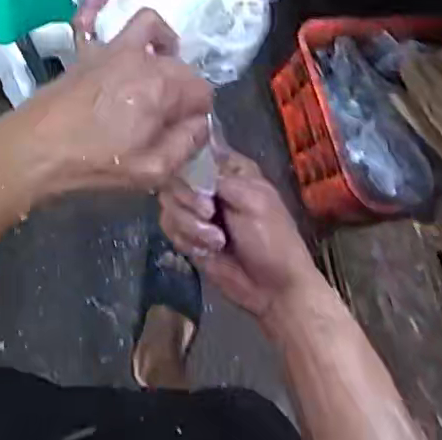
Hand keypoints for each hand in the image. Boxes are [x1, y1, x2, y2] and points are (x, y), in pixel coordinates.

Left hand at [0, 0, 213, 202]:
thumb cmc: (95, 161)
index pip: (202, 90)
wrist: (37, 146)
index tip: (183, 132)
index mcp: (160, 86)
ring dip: (162, 40)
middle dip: (182, 87)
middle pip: (178, 63)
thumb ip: (186, 144)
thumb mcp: (153, 169)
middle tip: (168, 119)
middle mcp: (138, 58)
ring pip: (147, 25)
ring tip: (160, 63)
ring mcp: (108, 50)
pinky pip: (87, 19)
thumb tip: (199, 124)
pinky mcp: (82, 52)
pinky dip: (96, 7)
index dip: (198, 113)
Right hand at [159, 151, 325, 319]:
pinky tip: (206, 249)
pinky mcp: (185, 232)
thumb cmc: (273, 241)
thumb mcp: (255, 201)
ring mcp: (194, 208)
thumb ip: (220, 179)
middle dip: (188, 198)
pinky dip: (185, 238)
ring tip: (215, 241)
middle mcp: (207, 183)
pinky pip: (167, 224)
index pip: (194, 149)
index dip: (187, 162)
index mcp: (229, 168)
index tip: (196, 180)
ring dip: (189, 223)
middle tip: (209, 214)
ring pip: (167, 201)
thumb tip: (187, 169)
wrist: (274, 292)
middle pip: (174, 175)